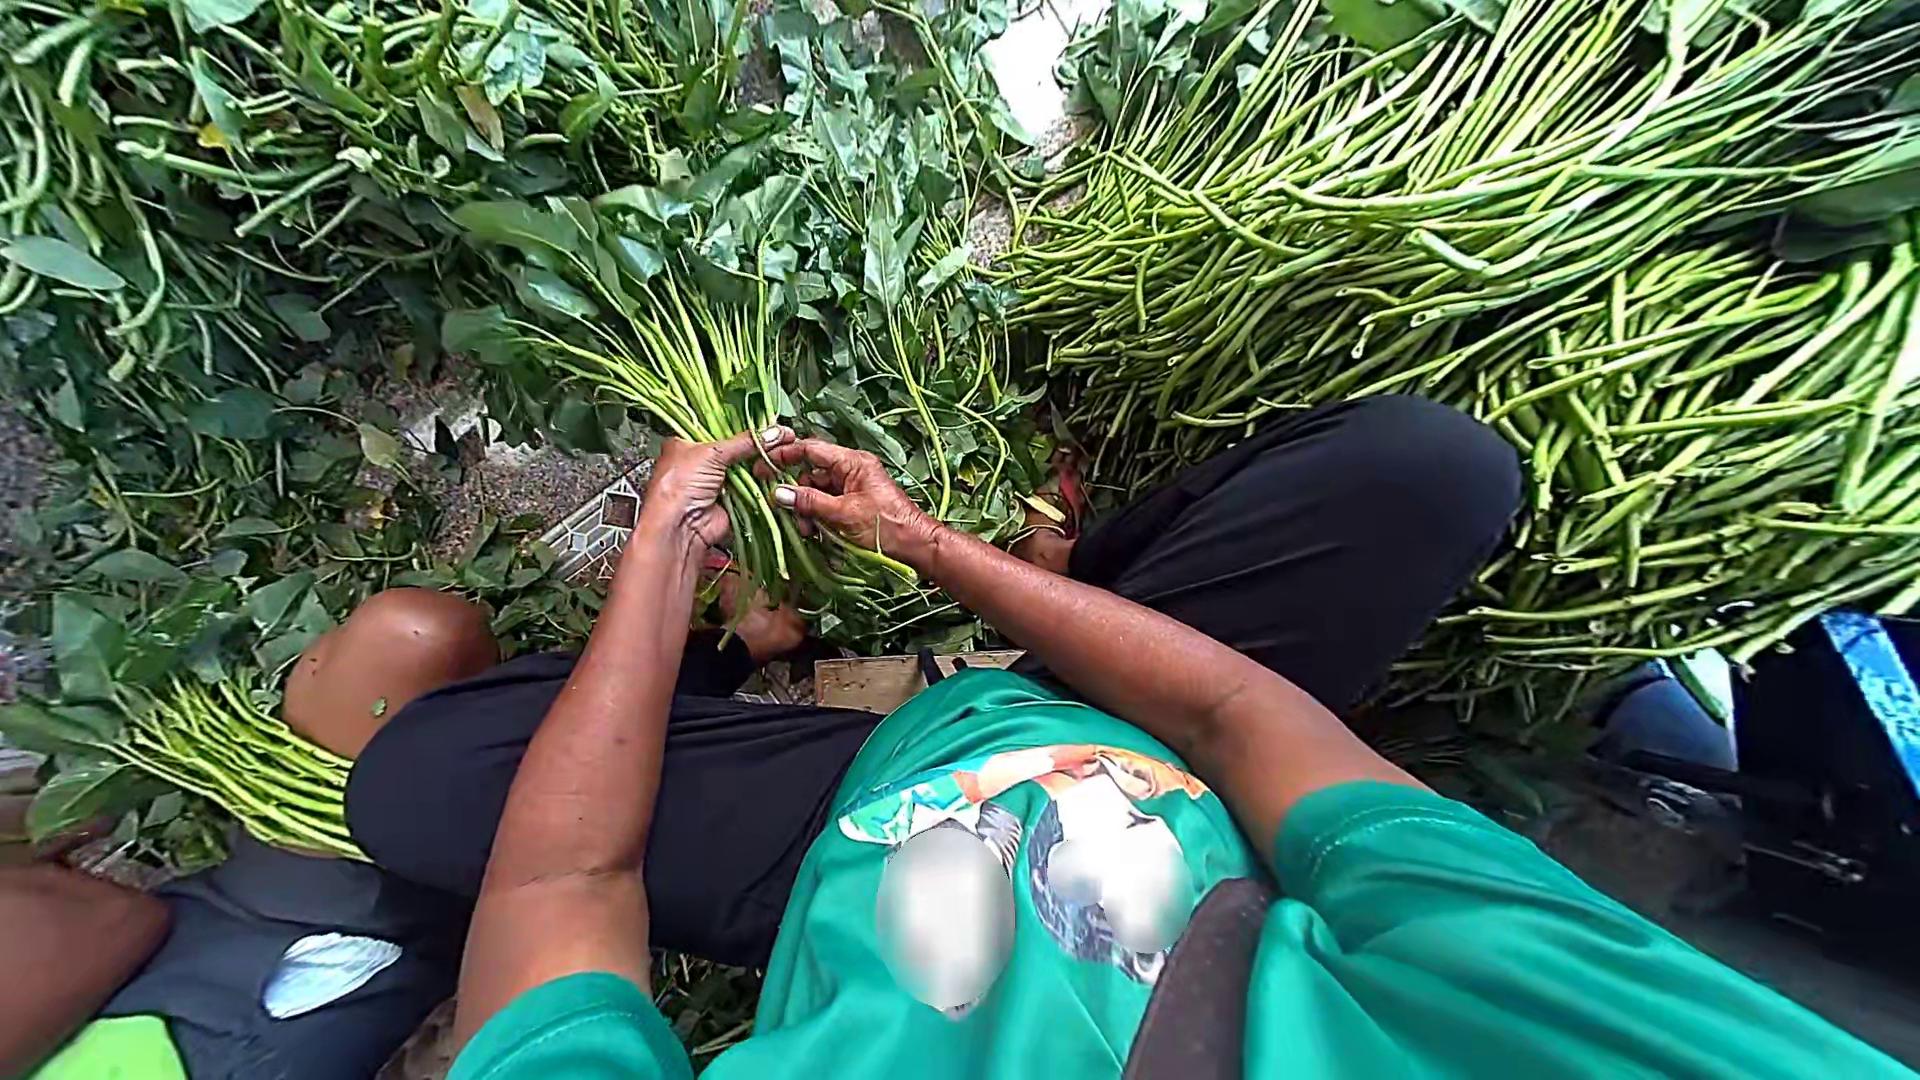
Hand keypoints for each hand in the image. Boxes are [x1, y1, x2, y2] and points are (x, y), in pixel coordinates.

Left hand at [641, 426, 793, 548]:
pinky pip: (755, 488)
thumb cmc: (678, 486)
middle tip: (781, 438)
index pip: (722, 429)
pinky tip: (778, 473)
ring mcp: (719, 483)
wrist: (681, 528)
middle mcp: (703, 463)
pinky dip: (765, 483)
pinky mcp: (734, 500)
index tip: (768, 425)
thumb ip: (744, 442)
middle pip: (739, 450)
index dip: (745, 427)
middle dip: (758, 447)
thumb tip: (772, 431)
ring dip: (764, 465)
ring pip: (749, 469)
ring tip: (783, 454)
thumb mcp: (711, 454)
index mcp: (688, 445)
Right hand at [761, 439, 944, 568]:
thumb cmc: (885, 526)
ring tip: (808, 530)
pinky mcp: (853, 504)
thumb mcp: (844, 513)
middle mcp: (851, 469)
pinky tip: (816, 533)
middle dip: (797, 494)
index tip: (762, 467)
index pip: (811, 449)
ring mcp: (852, 487)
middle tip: (788, 513)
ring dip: (807, 511)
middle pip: (811, 473)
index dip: (784, 455)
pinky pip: (827, 505)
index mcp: (852, 462)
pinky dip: (818, 518)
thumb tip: (778, 492)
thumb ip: (810, 501)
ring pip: (816, 492)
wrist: (915, 545)